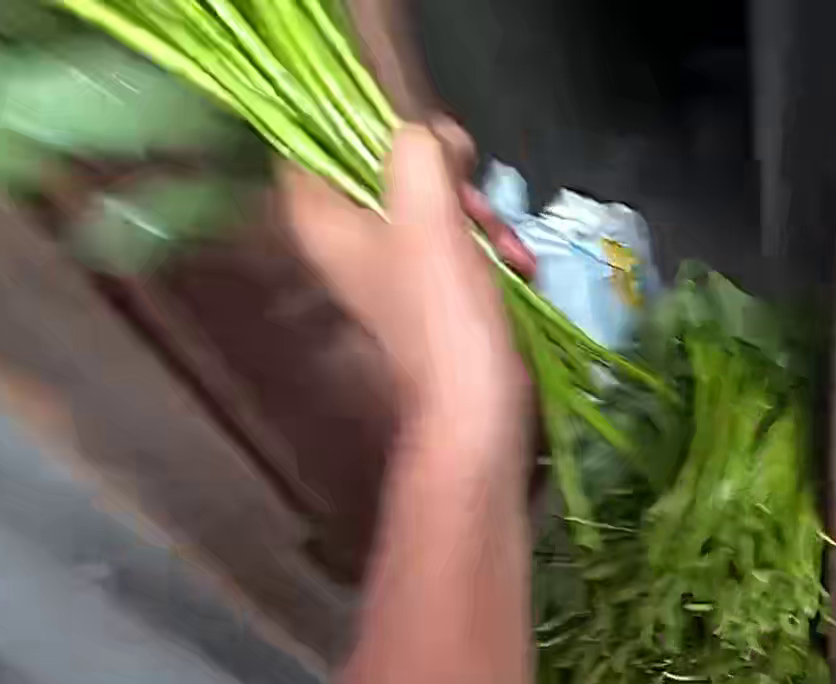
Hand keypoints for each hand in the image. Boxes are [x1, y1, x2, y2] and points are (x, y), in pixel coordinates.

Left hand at [281, 120, 535, 451]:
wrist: (478, 409)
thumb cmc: (445, 317)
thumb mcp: (430, 216)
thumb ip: (420, 150)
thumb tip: (433, 136)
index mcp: (321, 218)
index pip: (316, 136)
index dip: (369, 123)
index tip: (422, 140)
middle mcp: (350, 240)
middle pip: (389, 169)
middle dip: (447, 181)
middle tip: (479, 207)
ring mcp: (395, 269)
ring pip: (433, 206)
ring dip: (480, 220)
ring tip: (512, 252)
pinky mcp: (434, 292)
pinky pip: (456, 245)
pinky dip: (489, 251)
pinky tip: (519, 269)